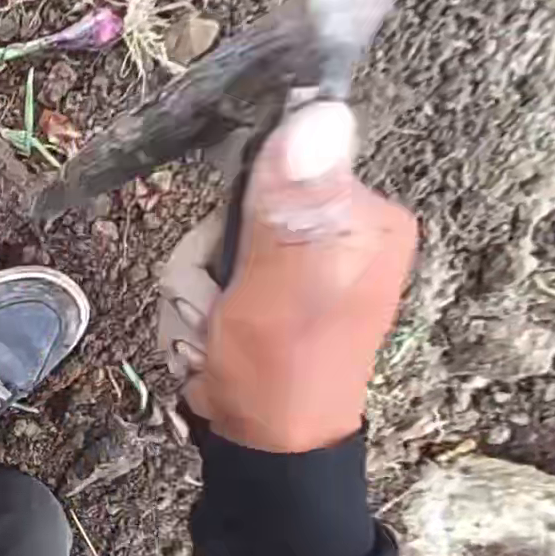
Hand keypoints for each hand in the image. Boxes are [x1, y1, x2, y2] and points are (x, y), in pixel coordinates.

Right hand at [159, 102, 415, 452]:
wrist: (264, 444)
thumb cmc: (277, 371)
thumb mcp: (282, 288)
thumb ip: (293, 209)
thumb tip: (317, 111)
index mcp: (360, 221)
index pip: (281, 161)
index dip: (237, 203)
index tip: (227, 252)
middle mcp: (332, 234)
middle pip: (234, 207)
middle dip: (206, 262)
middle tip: (217, 309)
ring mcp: (293, 264)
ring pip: (209, 245)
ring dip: (194, 292)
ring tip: (211, 332)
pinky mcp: (263, 290)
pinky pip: (206, 275)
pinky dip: (196, 308)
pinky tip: (209, 339)